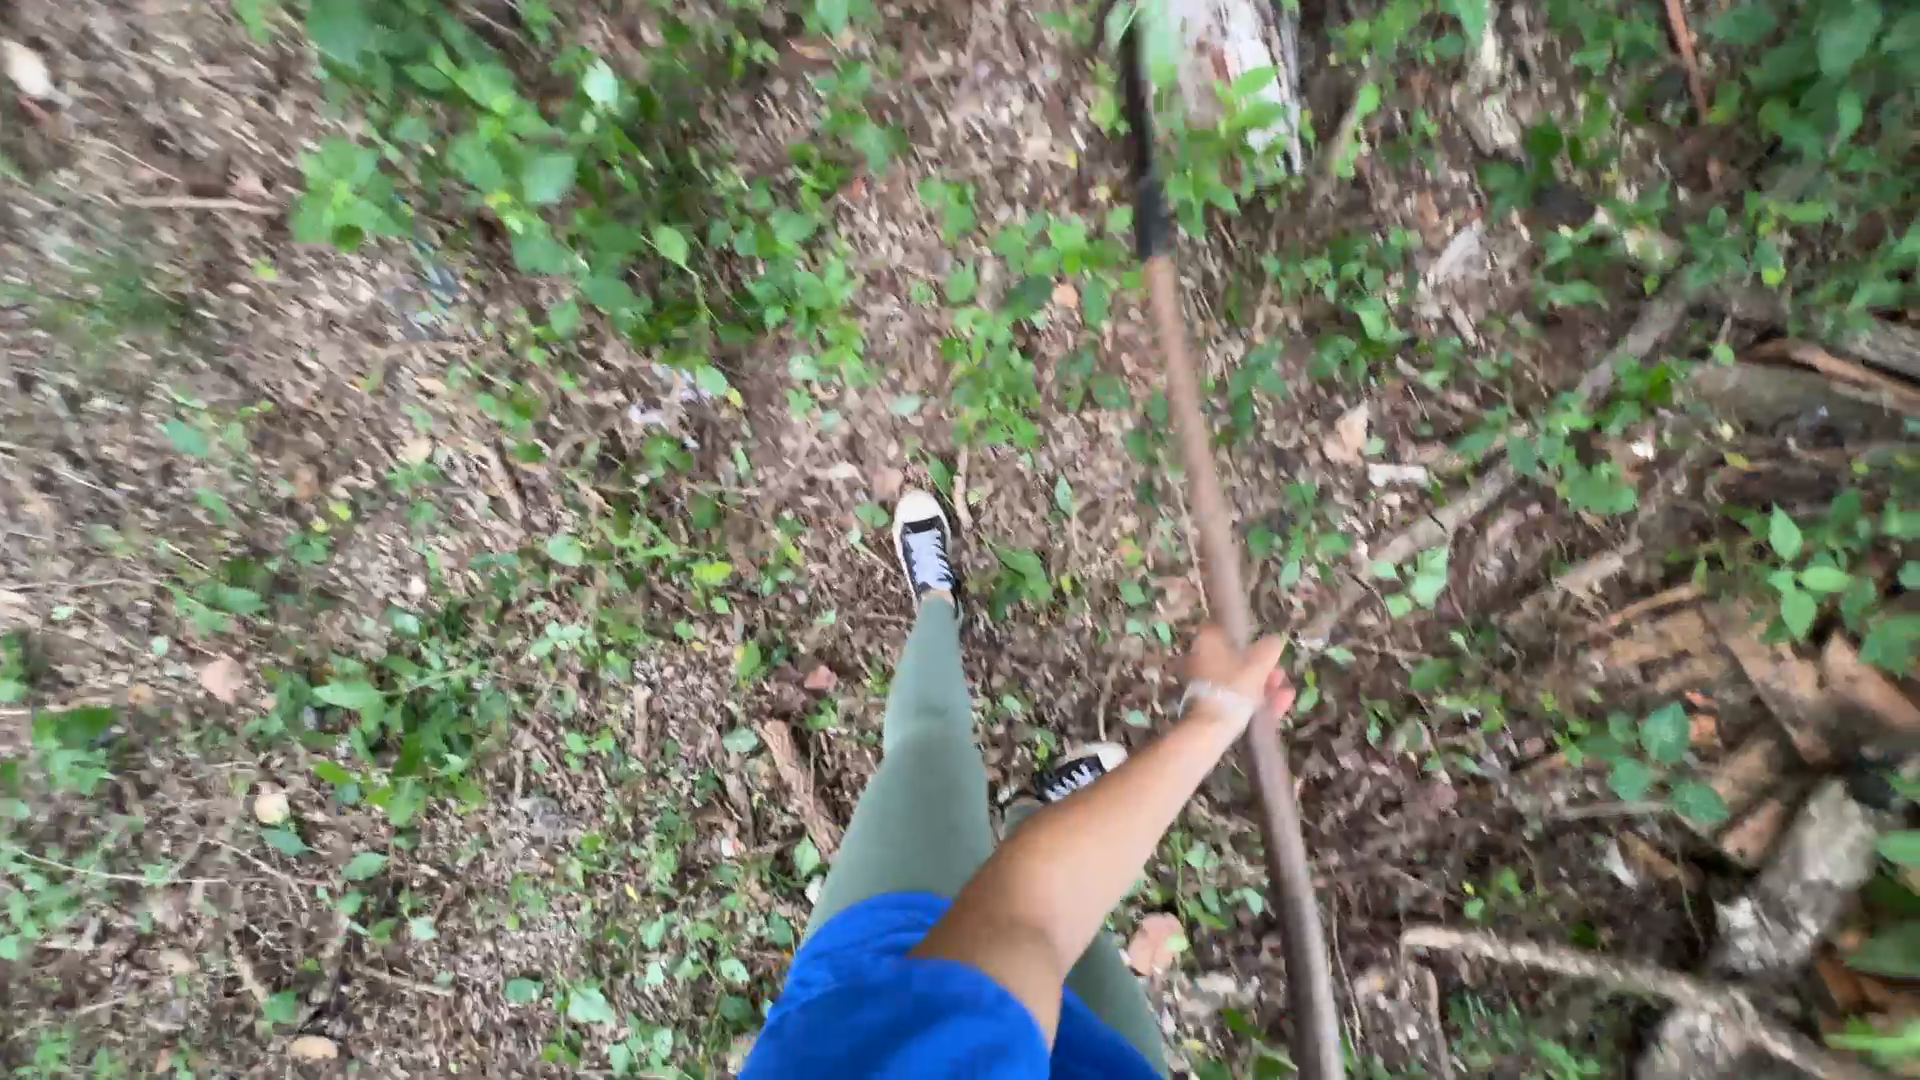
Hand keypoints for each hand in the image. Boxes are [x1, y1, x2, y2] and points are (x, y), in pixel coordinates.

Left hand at [1183, 625, 1296, 731]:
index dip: (1248, 639)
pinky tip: (1281, 703)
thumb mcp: (1259, 662)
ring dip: (1264, 685)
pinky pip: (1235, 697)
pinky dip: (1256, 699)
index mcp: (1206, 641)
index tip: (1266, 649)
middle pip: (1236, 659)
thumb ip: (1270, 648)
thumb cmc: (1234, 684)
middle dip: (1263, 667)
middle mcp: (1200, 658)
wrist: (1212, 724)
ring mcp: (1202, 682)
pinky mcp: (1207, 703)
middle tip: (1280, 674)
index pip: (1226, 630)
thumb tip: (1276, 639)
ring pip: (1237, 680)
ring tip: (1285, 692)